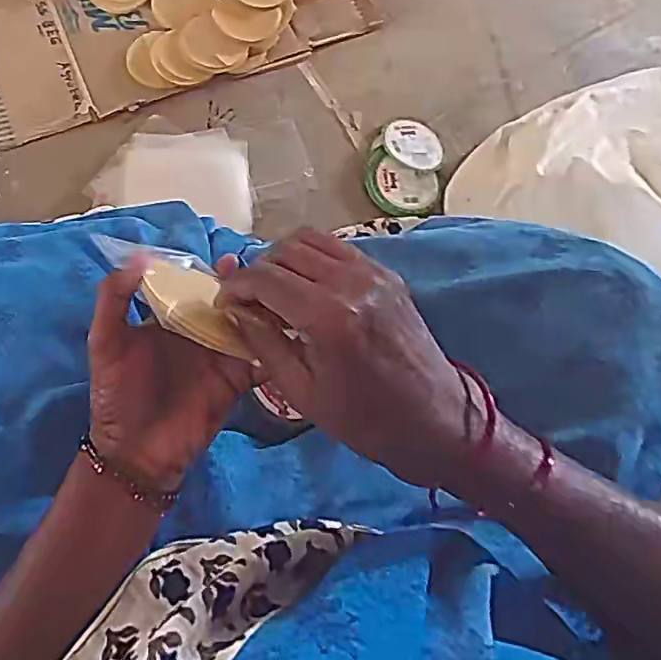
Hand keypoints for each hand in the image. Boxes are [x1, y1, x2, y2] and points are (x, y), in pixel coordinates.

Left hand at [87, 264, 257, 491]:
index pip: (196, 284)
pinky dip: (275, 347)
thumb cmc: (116, 394)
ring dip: (265, 310)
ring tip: (278, 299)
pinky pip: (262, 359)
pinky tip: (285, 333)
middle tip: (262, 277)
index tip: (230, 259)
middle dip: (246, 286)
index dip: (212, 271)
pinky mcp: (238, 380)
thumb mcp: (105, 341)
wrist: (134, 454)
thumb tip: (139, 257)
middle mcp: (200, 330)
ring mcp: (221, 354)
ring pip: (250, 323)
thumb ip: (114, 298)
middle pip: (229, 300)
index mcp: (172, 317)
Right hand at [216, 228, 473, 489]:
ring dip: (283, 258)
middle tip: (248, 299)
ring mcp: (371, 272)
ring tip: (275, 289)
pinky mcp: (385, 273)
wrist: (437, 419)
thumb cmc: (366, 420)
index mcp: (327, 316)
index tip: (223, 302)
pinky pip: (336, 248)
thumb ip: (263, 342)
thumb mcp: (301, 392)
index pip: (264, 278)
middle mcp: (350, 282)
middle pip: (284, 250)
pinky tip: (307, 287)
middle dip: (257, 269)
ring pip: (310, 239)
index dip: (235, 286)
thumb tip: (237, 311)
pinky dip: (312, 258)